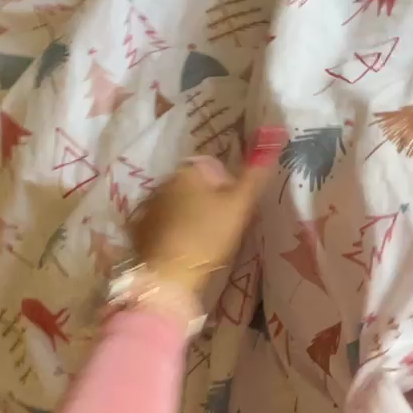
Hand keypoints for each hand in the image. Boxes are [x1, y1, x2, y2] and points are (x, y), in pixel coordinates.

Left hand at [128, 127, 282, 292]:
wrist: (170, 275)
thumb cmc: (209, 236)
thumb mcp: (240, 205)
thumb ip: (256, 175)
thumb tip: (274, 137)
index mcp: (190, 171)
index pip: (214, 169)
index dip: (229, 188)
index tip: (236, 209)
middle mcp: (164, 181)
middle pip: (194, 185)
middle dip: (207, 199)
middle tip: (222, 226)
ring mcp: (148, 205)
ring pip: (176, 204)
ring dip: (188, 214)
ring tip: (202, 240)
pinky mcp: (138, 229)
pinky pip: (161, 223)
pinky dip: (171, 230)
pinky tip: (182, 247)